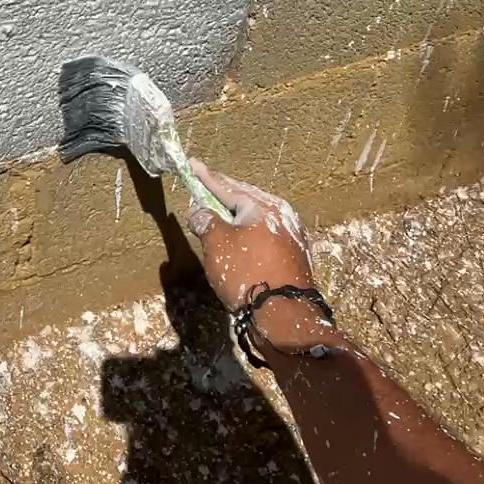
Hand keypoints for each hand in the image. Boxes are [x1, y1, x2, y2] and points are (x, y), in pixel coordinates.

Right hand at [187, 159, 335, 351]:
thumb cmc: (247, 273)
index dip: (206, 177)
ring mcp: (290, 238)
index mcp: (264, 207)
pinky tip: (235, 238)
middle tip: (203, 184)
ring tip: (216, 211)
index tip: (192, 164)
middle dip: (222, 193)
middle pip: (244, 200)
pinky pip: (261, 235)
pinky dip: (244, 233)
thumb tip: (201, 212)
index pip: (228, 186)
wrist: (284, 319)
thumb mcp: (217, 243)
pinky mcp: (291, 259)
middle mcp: (282, 216)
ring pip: (253, 218)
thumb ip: (205, 220)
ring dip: (233, 215)